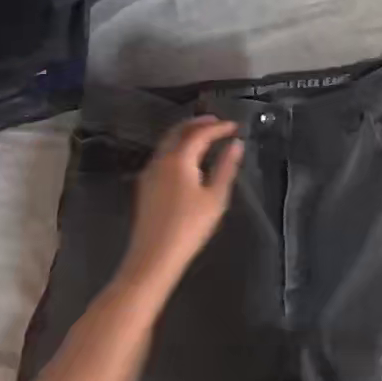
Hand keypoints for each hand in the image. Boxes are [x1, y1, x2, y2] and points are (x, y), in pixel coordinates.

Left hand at [120, 116, 244, 290]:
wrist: (153, 258)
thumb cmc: (189, 228)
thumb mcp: (215, 198)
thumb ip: (226, 167)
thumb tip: (236, 145)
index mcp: (178, 159)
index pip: (200, 133)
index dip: (219, 127)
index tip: (235, 126)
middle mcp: (160, 159)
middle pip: (178, 131)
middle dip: (198, 123)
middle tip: (216, 121)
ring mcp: (149, 172)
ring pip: (167, 142)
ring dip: (186, 134)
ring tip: (204, 135)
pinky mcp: (145, 186)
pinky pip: (162, 155)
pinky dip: (177, 147)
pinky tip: (187, 158)